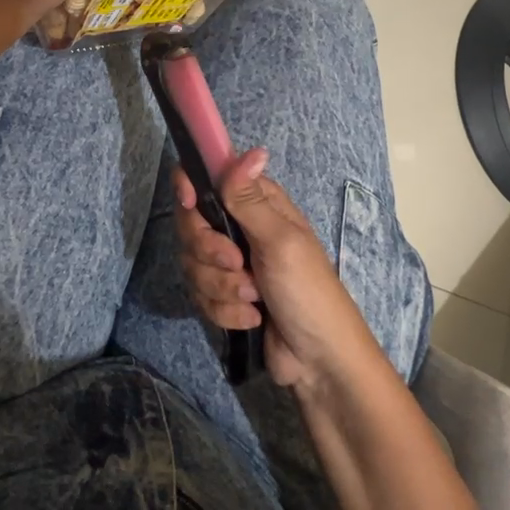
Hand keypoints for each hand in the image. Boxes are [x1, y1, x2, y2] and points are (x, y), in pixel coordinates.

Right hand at [173, 149, 388, 391]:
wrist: (318, 362)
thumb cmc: (308, 292)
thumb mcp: (281, 241)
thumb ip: (250, 199)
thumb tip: (253, 148)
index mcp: (257, 203)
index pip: (207, 177)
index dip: (190, 188)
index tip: (190, 206)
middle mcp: (239, 226)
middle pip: (190, 223)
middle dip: (209, 252)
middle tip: (239, 266)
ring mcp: (230, 263)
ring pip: (192, 263)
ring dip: (221, 287)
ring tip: (254, 300)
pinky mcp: (224, 295)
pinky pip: (199, 294)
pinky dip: (223, 310)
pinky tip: (250, 319)